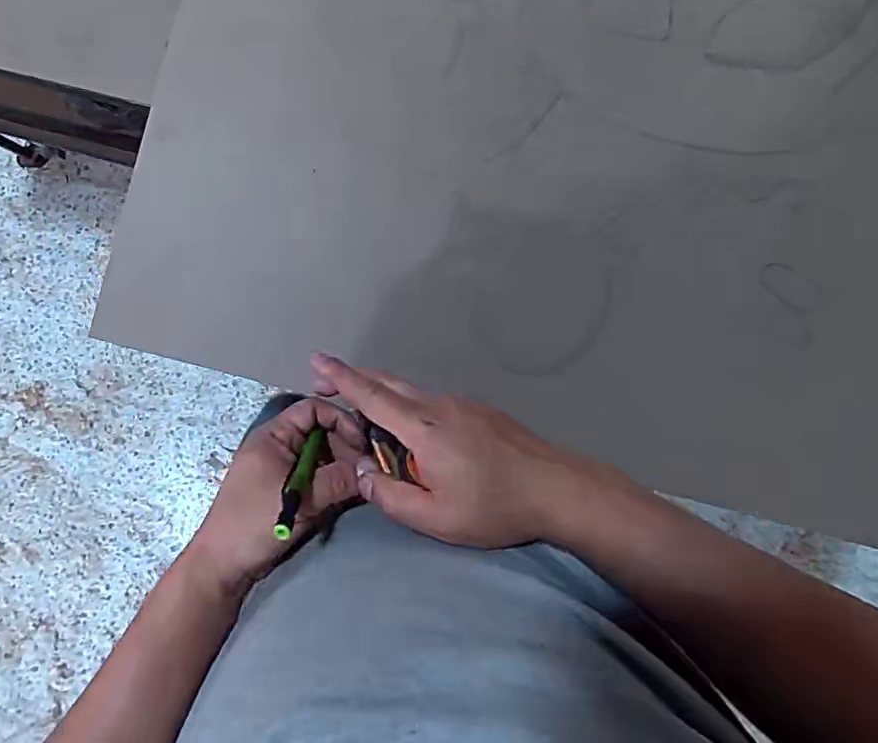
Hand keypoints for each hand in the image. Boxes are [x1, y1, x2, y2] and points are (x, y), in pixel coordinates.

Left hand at [184, 397, 367, 592]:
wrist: (225, 563)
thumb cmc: (254, 522)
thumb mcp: (299, 500)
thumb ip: (336, 480)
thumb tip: (371, 468)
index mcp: (273, 435)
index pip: (312, 409)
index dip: (340, 420)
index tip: (363, 444)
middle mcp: (278, 445)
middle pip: (319, 431)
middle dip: (345, 446)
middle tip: (369, 470)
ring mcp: (281, 466)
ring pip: (320, 455)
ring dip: (341, 466)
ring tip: (363, 483)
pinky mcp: (285, 487)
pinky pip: (314, 474)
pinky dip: (331, 480)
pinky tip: (348, 493)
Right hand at [310, 353, 634, 549]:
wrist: (561, 489)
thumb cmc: (496, 507)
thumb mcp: (438, 519)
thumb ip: (391, 497)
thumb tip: (361, 473)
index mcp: (421, 428)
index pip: (370, 394)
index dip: (340, 376)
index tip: (316, 359)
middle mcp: (435, 404)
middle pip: (385, 381)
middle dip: (351, 377)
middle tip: (324, 381)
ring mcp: (458, 402)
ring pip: (407, 389)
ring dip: (378, 392)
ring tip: (364, 415)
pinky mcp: (475, 408)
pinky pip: (428, 399)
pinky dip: (404, 403)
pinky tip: (412, 431)